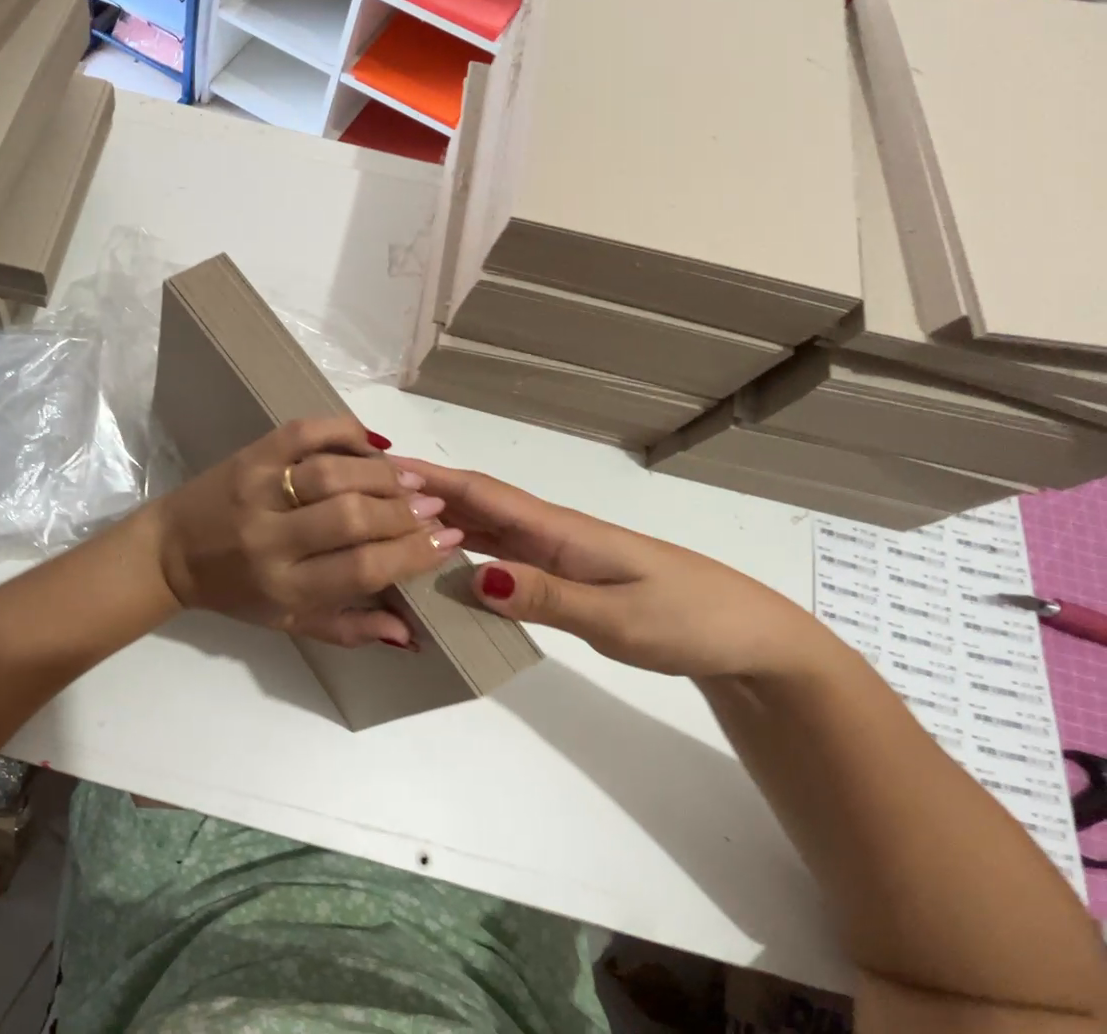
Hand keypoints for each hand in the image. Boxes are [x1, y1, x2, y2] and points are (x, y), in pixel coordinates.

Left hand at [152, 419, 463, 647]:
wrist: (170, 552)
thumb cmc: (235, 592)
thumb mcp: (287, 622)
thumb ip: (348, 628)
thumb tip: (409, 633)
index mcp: (282, 585)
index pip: (362, 568)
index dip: (413, 553)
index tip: (446, 541)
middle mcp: (269, 537)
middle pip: (353, 517)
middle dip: (405, 513)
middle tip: (431, 510)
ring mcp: (257, 489)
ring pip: (332, 473)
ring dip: (382, 476)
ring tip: (410, 482)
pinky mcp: (250, 455)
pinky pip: (305, 432)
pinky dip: (345, 433)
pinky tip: (373, 447)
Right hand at [396, 459, 843, 678]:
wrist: (747, 640)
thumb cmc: (688, 621)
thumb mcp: (617, 617)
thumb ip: (545, 596)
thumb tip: (473, 575)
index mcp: (560, 531)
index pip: (482, 494)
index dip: (429, 479)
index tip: (377, 468)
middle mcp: (549, 533)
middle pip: (474, 504)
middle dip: (419, 494)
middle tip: (360, 494)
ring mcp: (554, 553)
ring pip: (482, 528)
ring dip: (434, 521)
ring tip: (382, 523)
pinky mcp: (560, 575)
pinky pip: (496, 555)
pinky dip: (460, 552)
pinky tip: (437, 563)